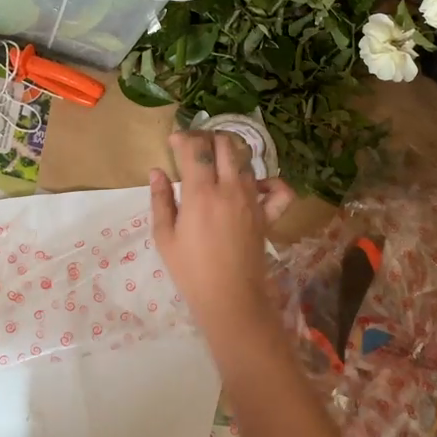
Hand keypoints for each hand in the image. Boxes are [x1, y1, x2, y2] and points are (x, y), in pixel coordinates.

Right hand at [149, 131, 296, 331]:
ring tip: (216, 166)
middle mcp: (230, 189)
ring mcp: (253, 200)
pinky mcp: (268, 215)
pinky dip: (270, 181)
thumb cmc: (191, 270)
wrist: (230, 298)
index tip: (173, 142)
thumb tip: (157, 172)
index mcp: (200, 193)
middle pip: (225, 144)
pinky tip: (255, 186)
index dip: (183, 137)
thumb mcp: (164, 237)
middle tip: (195, 148)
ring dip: (230, 156)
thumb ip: (160, 200)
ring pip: (246, 161)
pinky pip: (279, 190)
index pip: (196, 148)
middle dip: (208, 138)